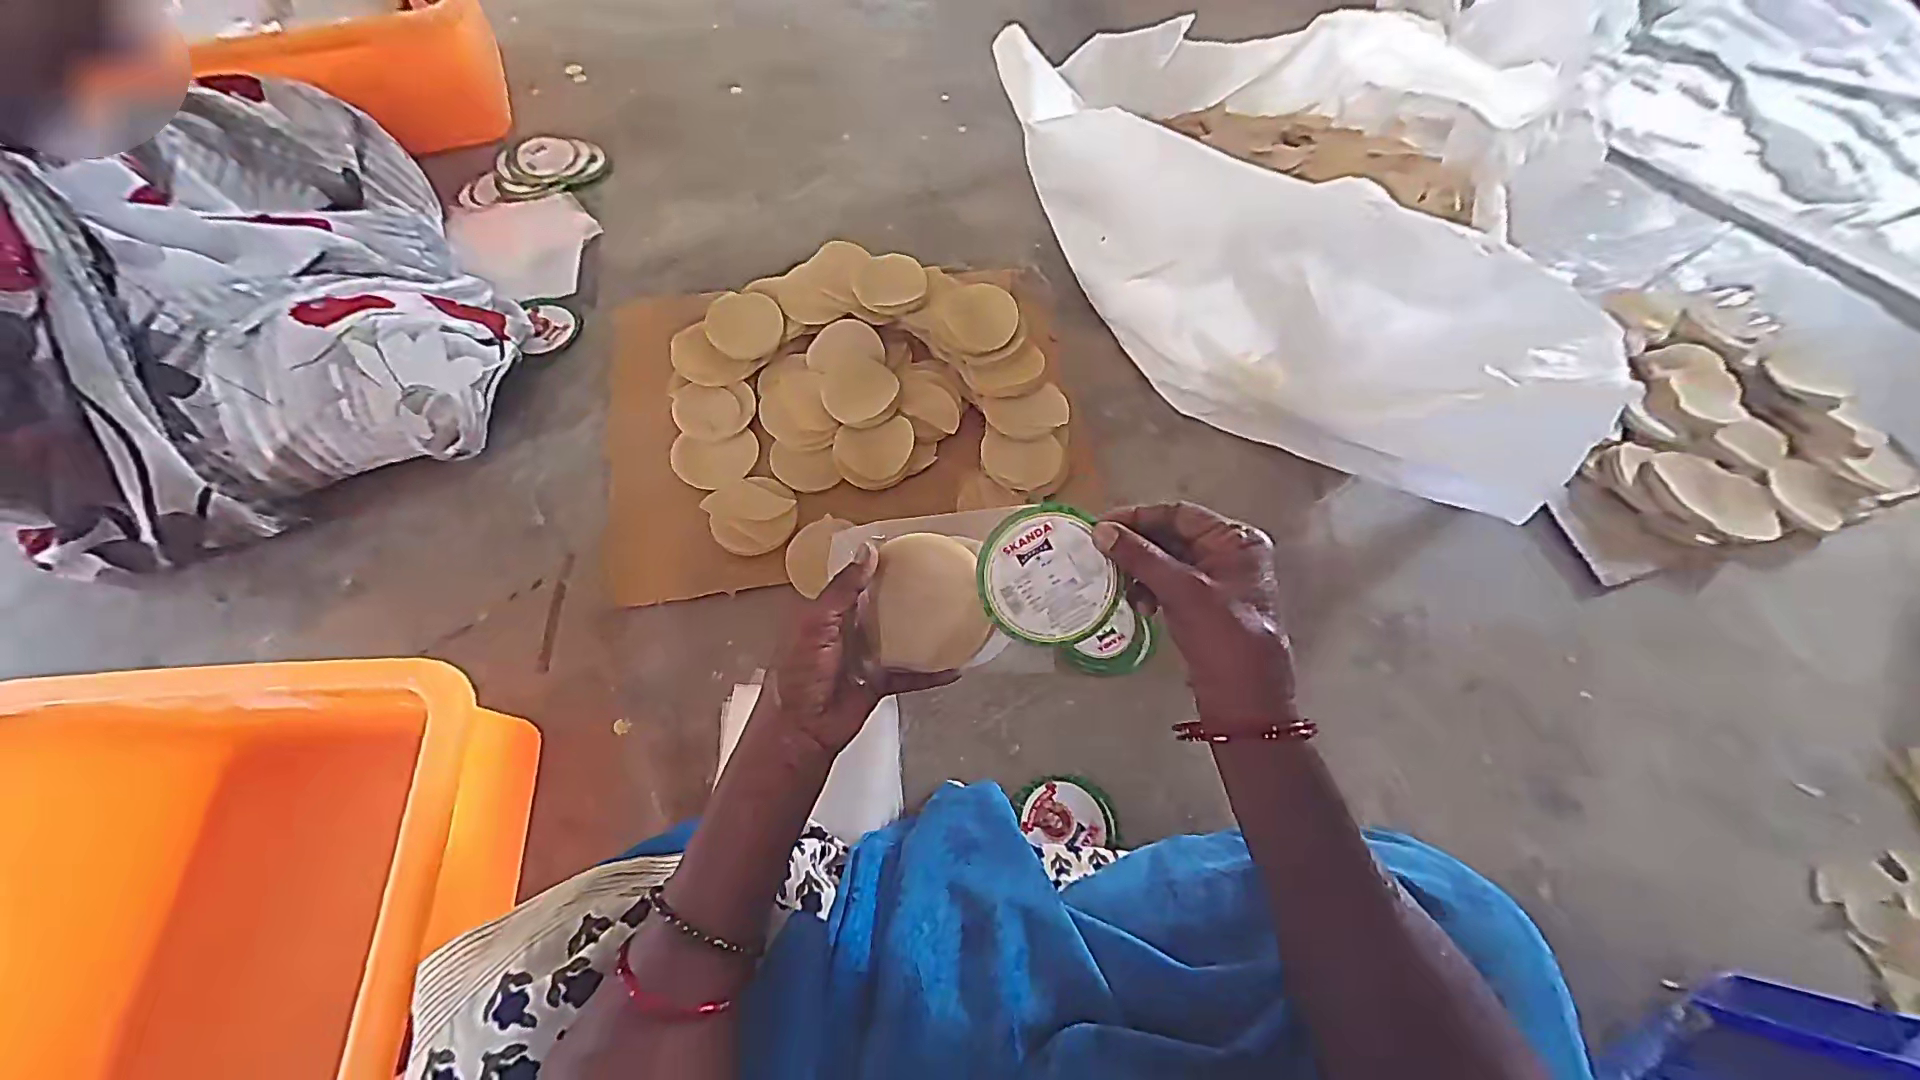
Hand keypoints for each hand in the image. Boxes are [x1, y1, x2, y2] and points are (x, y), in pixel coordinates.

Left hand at [767, 542, 958, 755]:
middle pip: (880, 606)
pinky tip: (953, 668)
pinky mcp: (879, 681)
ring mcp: (865, 656)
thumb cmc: (800, 673)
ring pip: (898, 637)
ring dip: (920, 630)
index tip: (904, 547)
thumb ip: (843, 589)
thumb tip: (869, 550)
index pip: (854, 580)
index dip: (874, 563)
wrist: (801, 729)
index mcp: (828, 612)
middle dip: (903, 592)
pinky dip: (929, 673)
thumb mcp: (817, 623)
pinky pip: (909, 674)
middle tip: (936, 574)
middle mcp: (848, 630)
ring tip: (950, 613)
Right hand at [1093, 503, 1298, 731]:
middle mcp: (1229, 554)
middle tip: (1101, 553)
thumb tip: (1102, 531)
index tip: (1103, 525)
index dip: (1139, 517)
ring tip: (1120, 585)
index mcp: (1235, 541)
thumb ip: (1140, 556)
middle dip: (1137, 548)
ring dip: (1140, 571)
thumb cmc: (1223, 636)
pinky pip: (1168, 585)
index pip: (1179, 515)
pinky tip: (1139, 605)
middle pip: (1171, 537)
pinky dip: (1150, 590)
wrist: (1244, 698)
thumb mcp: (1181, 590)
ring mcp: (1217, 581)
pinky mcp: (1204, 605)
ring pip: (1166, 562)